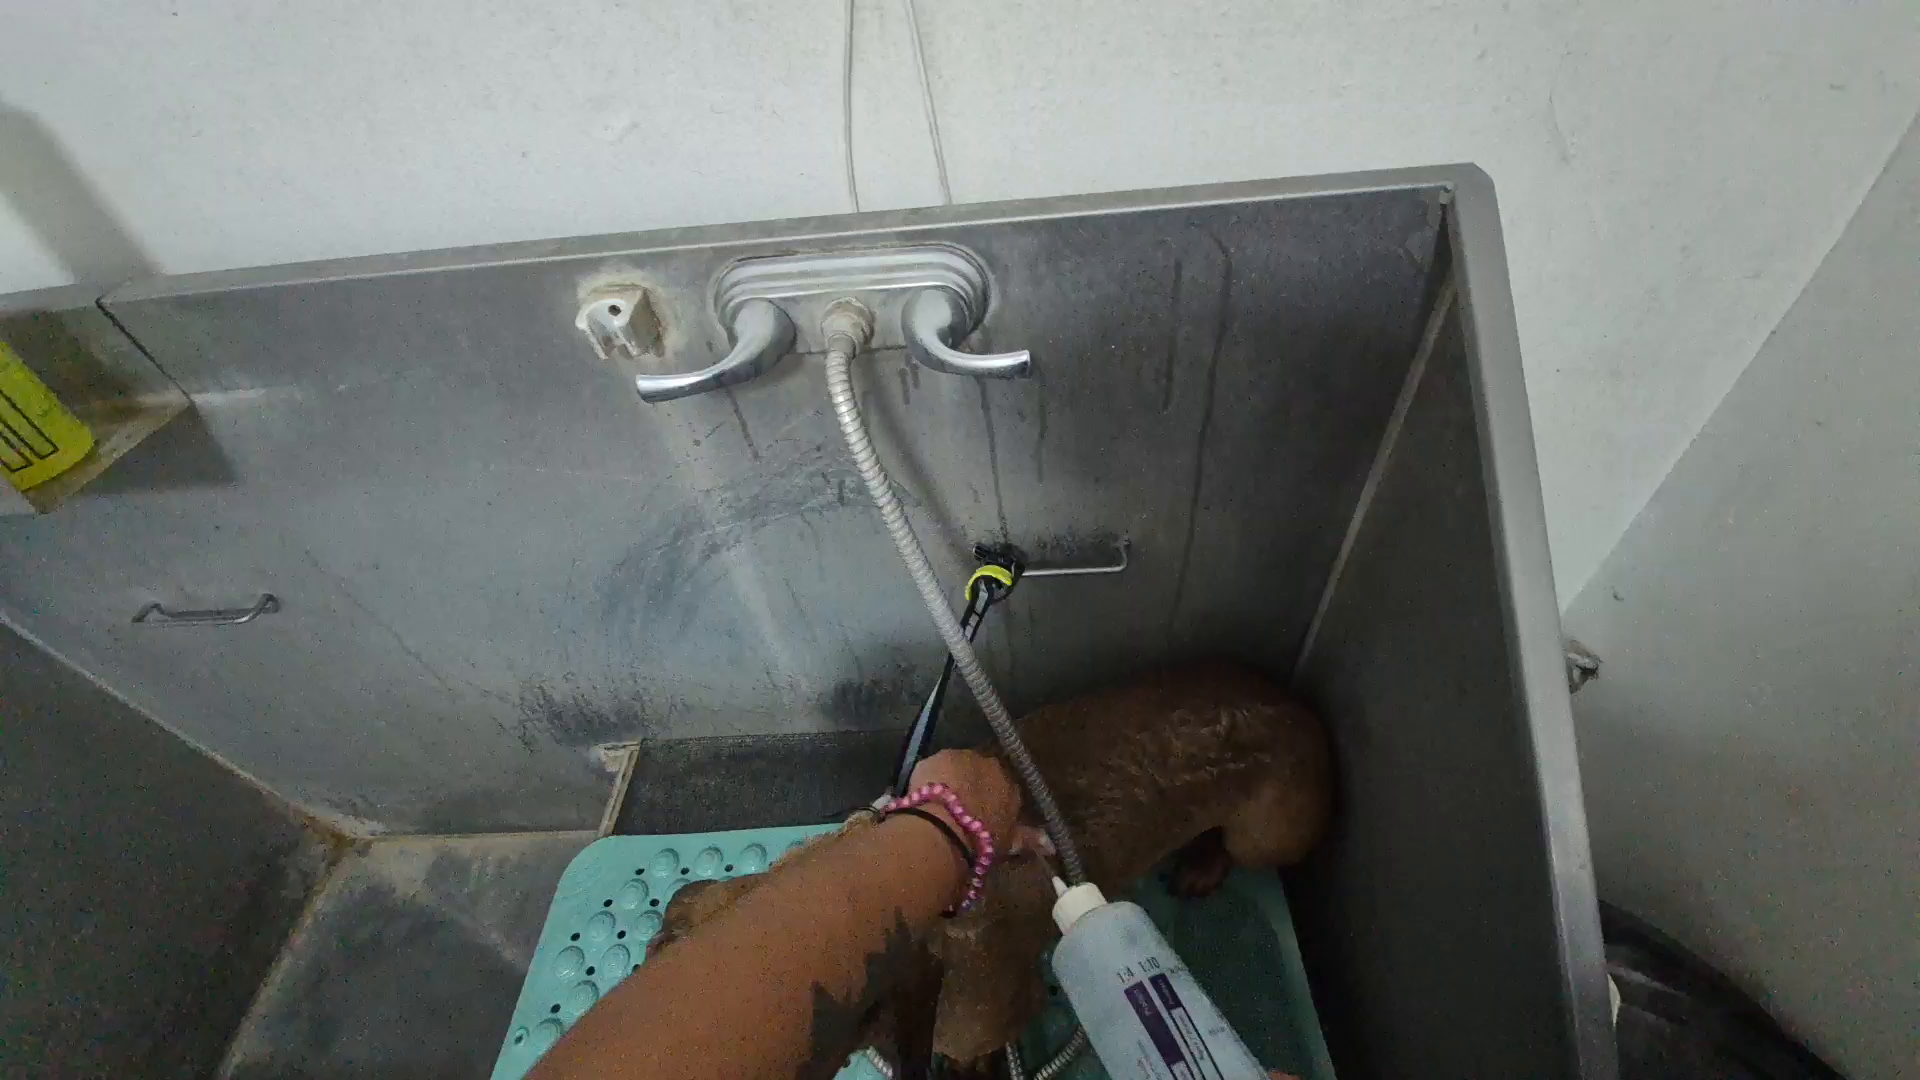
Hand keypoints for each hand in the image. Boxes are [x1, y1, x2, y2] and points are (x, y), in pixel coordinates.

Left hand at [905, 749, 1022, 850]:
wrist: (945, 829)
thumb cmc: (982, 841)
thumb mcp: (1009, 843)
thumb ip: (1030, 839)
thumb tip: (1051, 845)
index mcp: (1011, 785)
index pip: (1005, 787)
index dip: (993, 799)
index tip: (983, 813)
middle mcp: (991, 764)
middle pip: (982, 771)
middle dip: (974, 784)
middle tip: (961, 807)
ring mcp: (963, 757)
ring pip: (958, 765)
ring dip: (952, 779)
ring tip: (940, 802)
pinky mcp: (938, 756)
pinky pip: (936, 767)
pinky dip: (931, 778)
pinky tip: (925, 795)